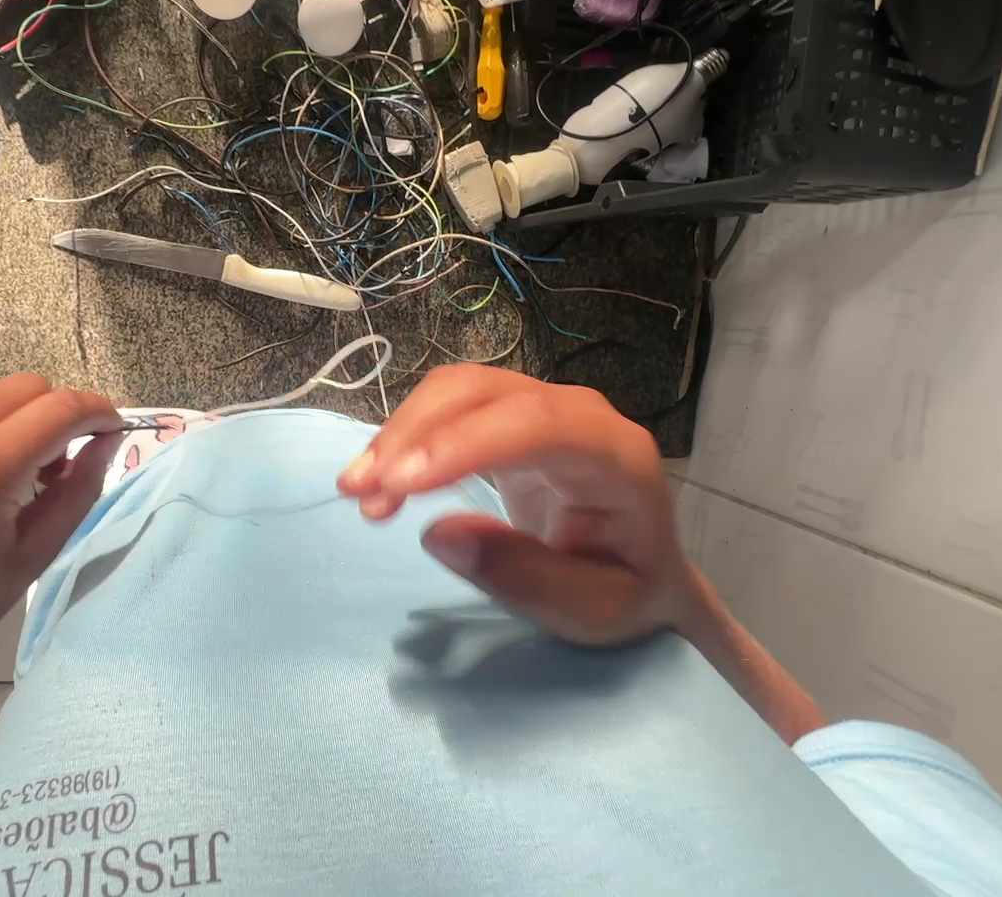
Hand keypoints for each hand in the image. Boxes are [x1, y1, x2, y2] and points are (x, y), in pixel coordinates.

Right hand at [336, 365, 687, 645]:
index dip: (465, 443)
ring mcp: (541, 407)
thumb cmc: (628, 592)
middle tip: (360, 491)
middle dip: (414, 434)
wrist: (641, 569)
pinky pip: (449, 406)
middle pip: (484, 393)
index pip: (538, 424)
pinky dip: (406, 435)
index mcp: (618, 455)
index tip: (399, 482)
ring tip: (359, 490)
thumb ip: (526, 577)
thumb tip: (438, 534)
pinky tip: (380, 476)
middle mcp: (579, 413)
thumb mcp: (594, 611)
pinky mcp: (508, 417)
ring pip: (457, 390)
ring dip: (400, 432)